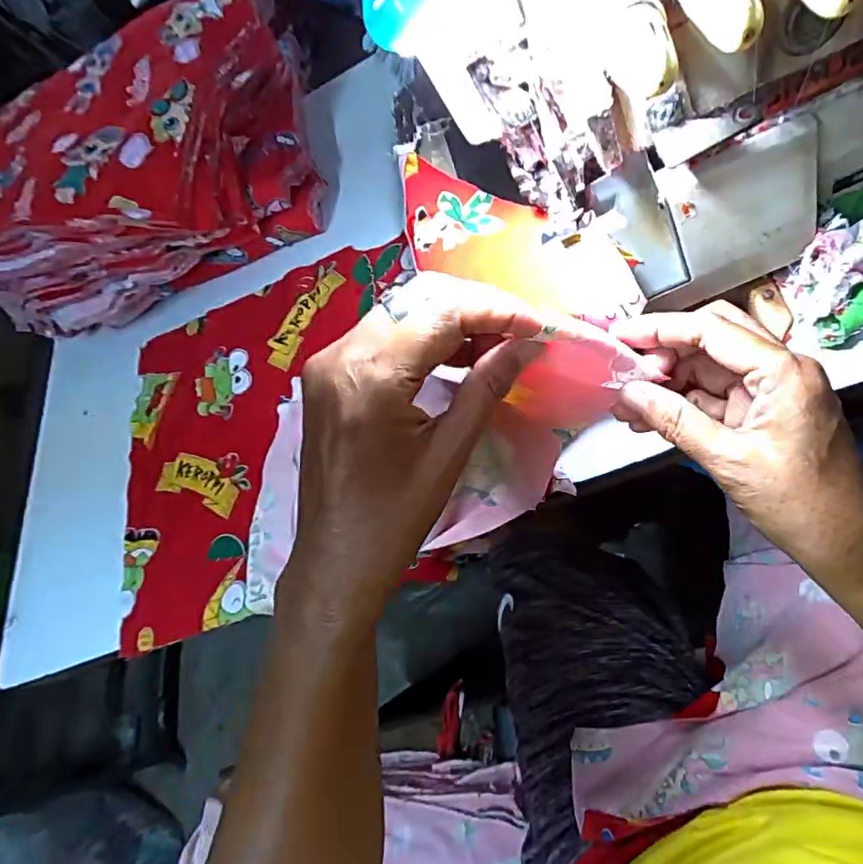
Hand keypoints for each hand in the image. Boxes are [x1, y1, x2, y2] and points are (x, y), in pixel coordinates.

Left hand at [286, 272, 545, 623]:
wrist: (335, 560)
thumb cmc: (394, 518)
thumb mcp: (449, 452)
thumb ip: (487, 386)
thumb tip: (528, 344)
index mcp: (370, 375)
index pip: (440, 313)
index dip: (495, 310)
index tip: (535, 324)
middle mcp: (340, 354)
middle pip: (418, 303)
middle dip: (475, 308)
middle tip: (520, 330)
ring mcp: (327, 362)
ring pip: (400, 314)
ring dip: (450, 321)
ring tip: (497, 342)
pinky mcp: (327, 375)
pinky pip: (383, 337)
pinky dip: (423, 339)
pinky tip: (458, 355)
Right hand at [610, 302, 862, 585]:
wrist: (845, 542)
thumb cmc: (800, 503)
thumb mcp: (729, 460)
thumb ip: (676, 421)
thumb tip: (631, 394)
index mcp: (783, 370)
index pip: (712, 329)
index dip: (661, 329)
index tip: (623, 335)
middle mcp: (782, 369)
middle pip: (713, 338)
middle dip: (666, 351)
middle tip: (627, 371)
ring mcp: (775, 390)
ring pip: (712, 367)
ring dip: (672, 380)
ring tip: (631, 402)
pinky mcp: (766, 412)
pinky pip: (719, 395)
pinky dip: (687, 402)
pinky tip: (654, 415)